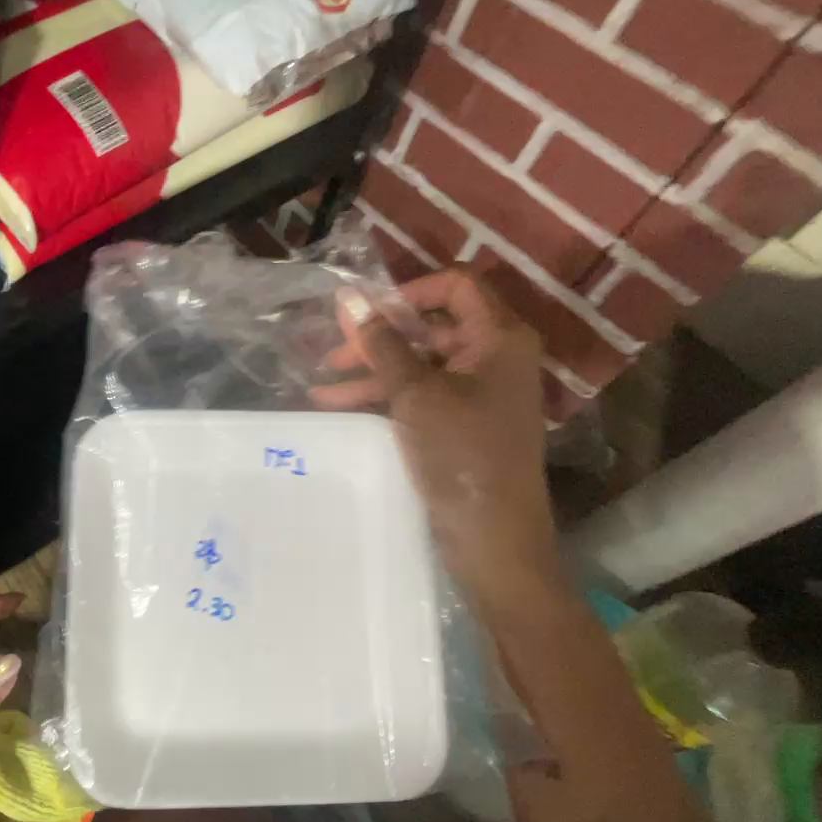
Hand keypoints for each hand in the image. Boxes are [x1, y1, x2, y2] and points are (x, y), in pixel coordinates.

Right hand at [312, 267, 559, 585]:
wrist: (493, 537)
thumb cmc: (461, 453)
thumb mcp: (414, 393)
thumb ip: (380, 343)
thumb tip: (348, 297)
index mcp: (499, 336)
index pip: (455, 284)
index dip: (408, 290)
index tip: (367, 312)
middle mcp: (494, 355)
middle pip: (431, 325)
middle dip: (379, 337)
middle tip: (333, 353)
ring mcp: (479, 390)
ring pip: (419, 362)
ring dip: (372, 370)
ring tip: (321, 387)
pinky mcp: (463, 420)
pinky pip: (420, 393)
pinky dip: (384, 395)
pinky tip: (337, 406)